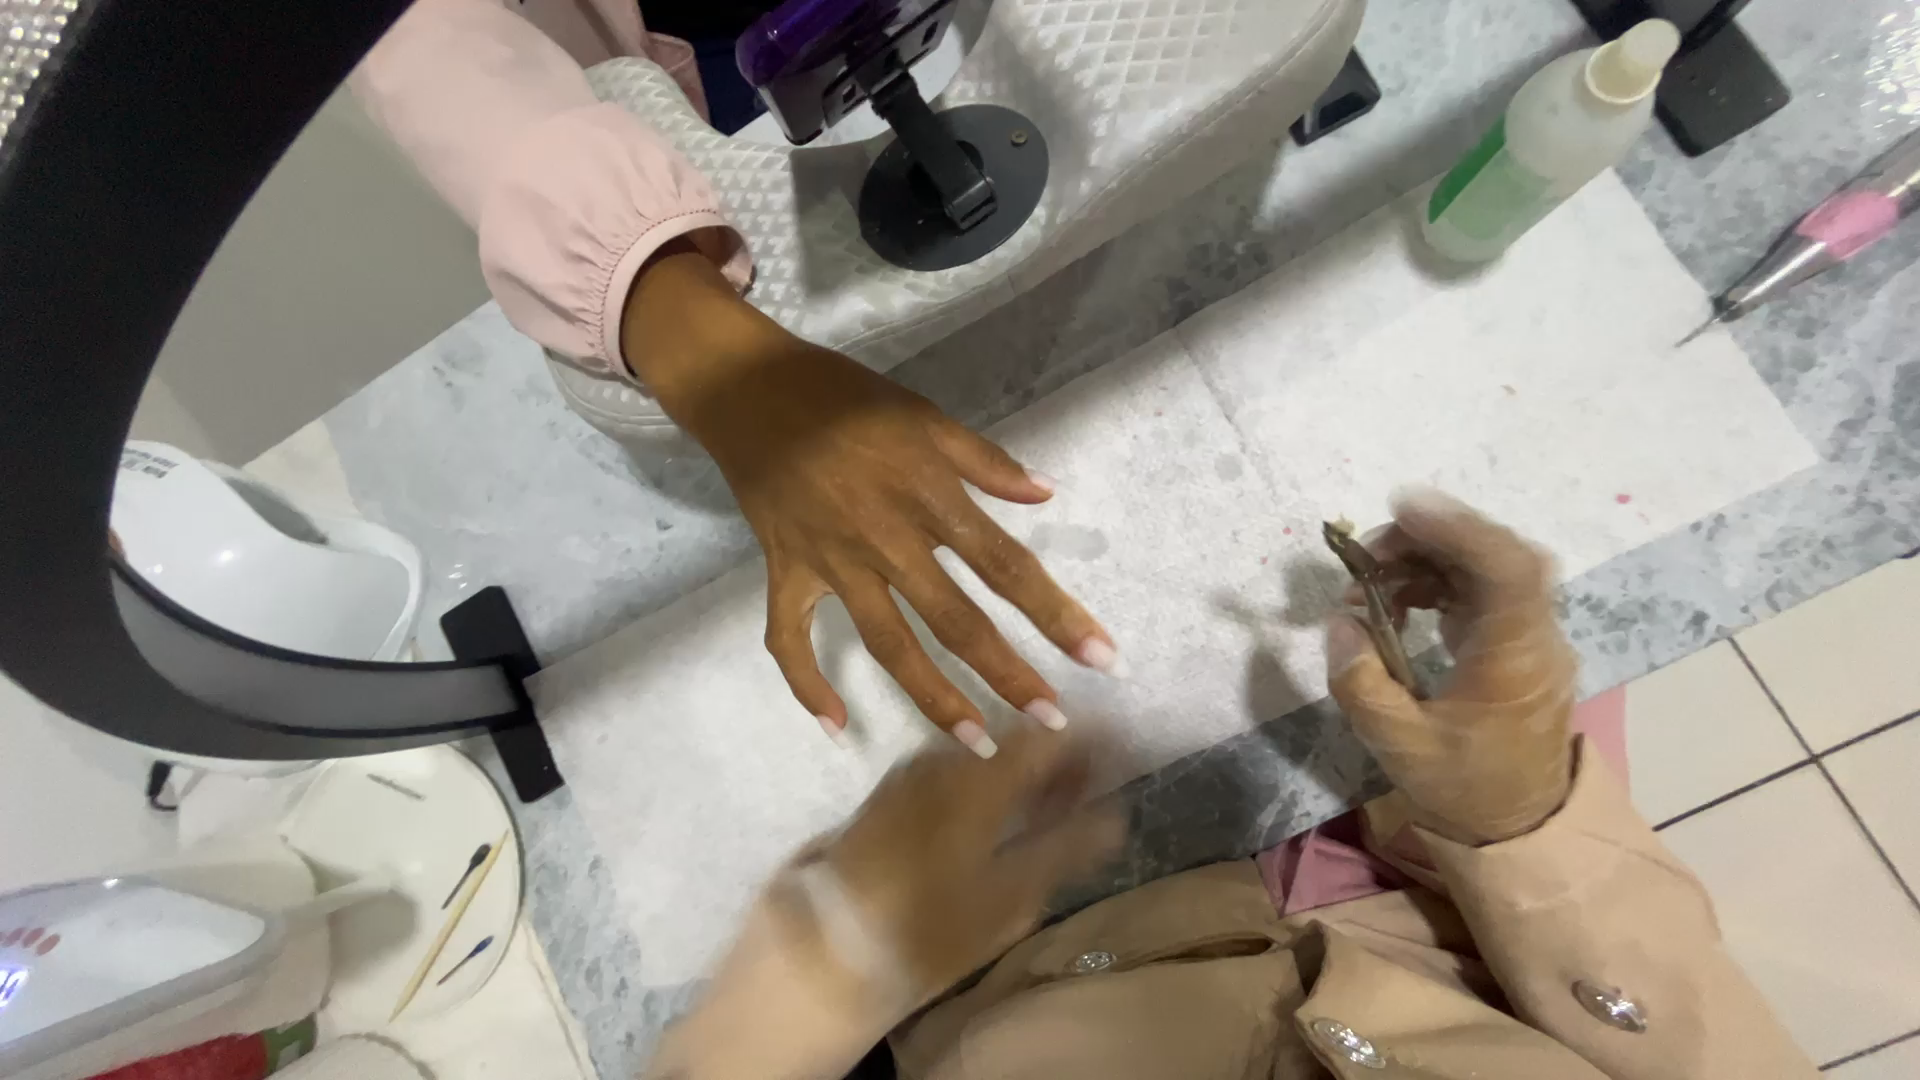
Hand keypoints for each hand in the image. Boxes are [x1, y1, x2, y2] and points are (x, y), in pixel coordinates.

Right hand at [623, 247, 1119, 754]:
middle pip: (956, 621)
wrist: (748, 387)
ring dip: (935, 697)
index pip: (1005, 567)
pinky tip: (836, 726)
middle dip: (1007, 673)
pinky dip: (807, 685)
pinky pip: (790, 640)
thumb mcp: (925, 414)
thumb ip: (986, 460)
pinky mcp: (785, 573)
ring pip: (888, 645)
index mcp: (927, 498)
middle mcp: (885, 541)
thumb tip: (1045, 493)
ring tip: (979, 742)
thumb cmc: (845, 397)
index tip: (1100, 658)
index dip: (1056, 614)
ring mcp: (831, 564)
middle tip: (1052, 719)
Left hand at [799, 729, 1121, 1007]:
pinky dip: (988, 773)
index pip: (1051, 735)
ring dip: (1024, 764)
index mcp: (981, 776)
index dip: (1092, 737)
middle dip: (1060, 752)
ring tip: (1052, 797)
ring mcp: (917, 766)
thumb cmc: (925, 928)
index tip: (1121, 750)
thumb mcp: (1008, 901)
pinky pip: (957, 762)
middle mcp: (948, 755)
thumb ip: (1065, 851)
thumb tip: (1114, 818)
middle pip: (1018, 736)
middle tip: (1091, 779)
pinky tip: (1000, 803)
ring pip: (987, 748)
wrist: (824, 941)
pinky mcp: (896, 784)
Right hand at [1324, 490, 1575, 845]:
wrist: (1518, 824)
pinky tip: (1394, 598)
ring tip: (1368, 579)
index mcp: (1515, 659)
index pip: (1507, 571)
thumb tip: (1341, 622)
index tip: (1401, 509)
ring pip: (1485, 566)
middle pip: (1495, 555)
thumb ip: (1360, 681)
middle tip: (1365, 553)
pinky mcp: (1511, 641)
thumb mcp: (1397, 743)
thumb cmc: (1463, 786)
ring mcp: (1527, 636)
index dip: (1458, 529)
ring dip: (1425, 556)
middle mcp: (1533, 636)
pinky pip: (1477, 587)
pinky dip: (1432, 577)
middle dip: (1428, 537)